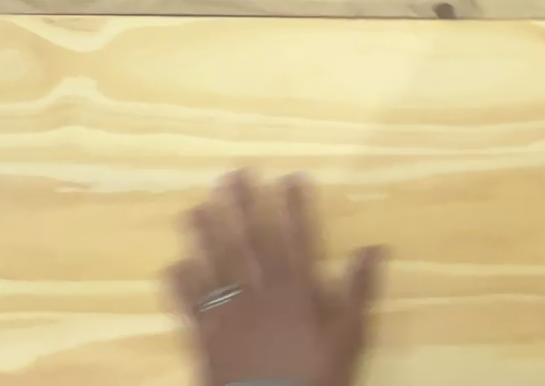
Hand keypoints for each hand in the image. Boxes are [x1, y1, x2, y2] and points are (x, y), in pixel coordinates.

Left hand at [163, 170, 385, 385]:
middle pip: (251, 244)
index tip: (289, 177)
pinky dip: (182, 288)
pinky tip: (172, 267)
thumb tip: (371, 247)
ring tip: (193, 210)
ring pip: (217, 269)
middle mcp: (262, 293)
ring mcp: (231, 317)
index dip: (294, 207)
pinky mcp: (206, 342)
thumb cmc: (316, 376)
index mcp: (298, 289)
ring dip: (205, 238)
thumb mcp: (349, 334)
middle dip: (242, 209)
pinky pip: (192, 309)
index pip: (297, 237)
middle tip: (230, 178)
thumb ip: (358, 289)